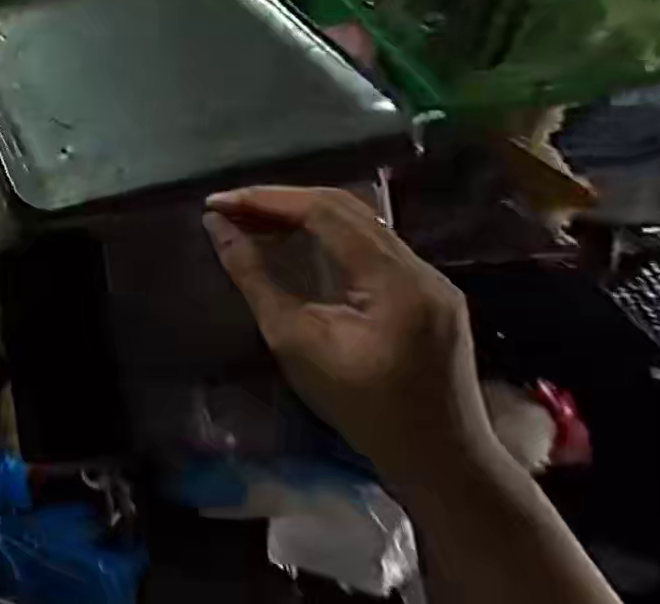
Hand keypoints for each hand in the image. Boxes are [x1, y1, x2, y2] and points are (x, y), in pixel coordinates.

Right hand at [203, 187, 500, 486]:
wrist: (443, 459)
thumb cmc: (363, 405)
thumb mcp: (293, 340)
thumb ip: (253, 277)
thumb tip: (216, 227)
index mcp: (396, 282)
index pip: (325, 213)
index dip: (265, 200)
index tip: (216, 204)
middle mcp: (420, 270)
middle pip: (342, 207)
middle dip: (278, 200)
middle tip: (226, 208)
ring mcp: (428, 278)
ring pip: (355, 220)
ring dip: (297, 212)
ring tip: (247, 219)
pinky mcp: (423, 289)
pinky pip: (365, 240)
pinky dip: (319, 230)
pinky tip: (286, 239)